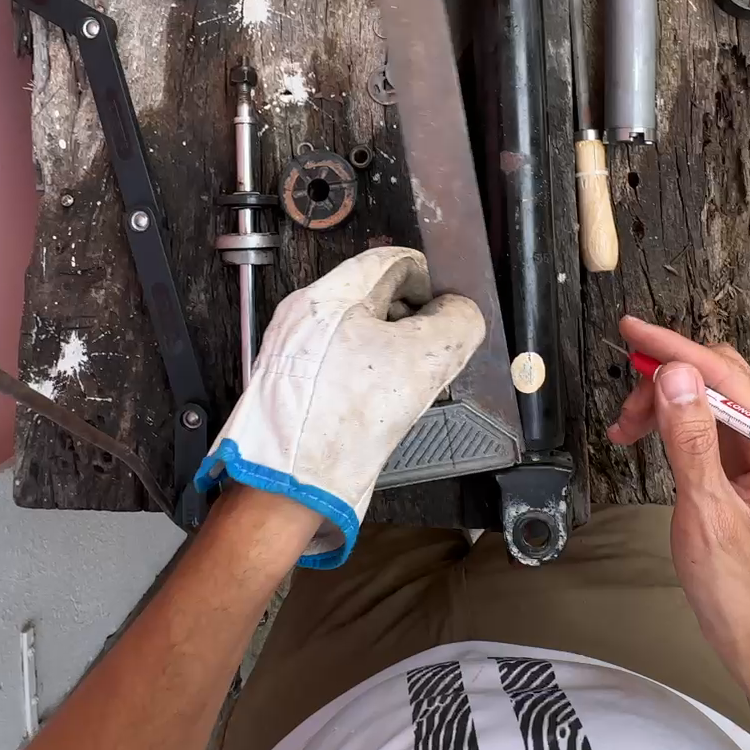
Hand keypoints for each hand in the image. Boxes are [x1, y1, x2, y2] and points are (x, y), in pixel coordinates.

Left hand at [195, 247, 483, 566]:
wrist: (289, 489)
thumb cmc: (346, 421)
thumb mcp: (422, 362)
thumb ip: (454, 323)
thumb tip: (460, 312)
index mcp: (327, 297)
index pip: (389, 261)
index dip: (427, 279)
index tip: (447, 308)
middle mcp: (304, 315)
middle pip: (374, 296)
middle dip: (412, 318)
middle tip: (435, 347)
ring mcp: (296, 350)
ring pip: (361, 329)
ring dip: (394, 345)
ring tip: (413, 379)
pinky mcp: (295, 381)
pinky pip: (343, 359)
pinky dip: (370, 369)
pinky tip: (386, 399)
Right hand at [609, 316, 749, 687]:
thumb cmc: (738, 590)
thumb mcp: (708, 514)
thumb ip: (692, 441)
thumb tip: (675, 375)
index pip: (729, 380)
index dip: (678, 351)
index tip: (632, 331)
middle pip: (721, 380)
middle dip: (667, 376)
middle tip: (623, 396)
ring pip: (707, 399)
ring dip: (662, 402)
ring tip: (624, 428)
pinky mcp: (740, 468)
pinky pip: (702, 425)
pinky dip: (668, 422)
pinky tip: (642, 436)